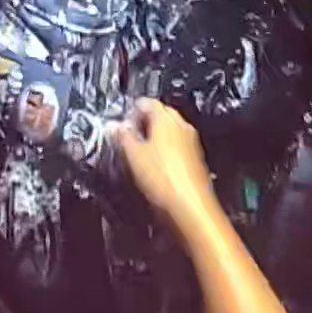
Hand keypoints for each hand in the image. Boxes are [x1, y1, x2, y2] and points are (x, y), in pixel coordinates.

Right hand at [111, 98, 220, 233]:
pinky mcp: (195, 160)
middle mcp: (181, 125)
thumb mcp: (133, 155)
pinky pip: (177, 147)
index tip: (121, 126)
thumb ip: (123, 136)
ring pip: (169, 131)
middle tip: (129, 139)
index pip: (146, 102)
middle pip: (159, 114)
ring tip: (140, 156)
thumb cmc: (165, 180)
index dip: (130, 112)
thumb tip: (116, 126)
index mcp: (166, 118)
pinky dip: (165, 153)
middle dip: (143, 124)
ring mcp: (191, 142)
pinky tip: (156, 169)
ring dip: (154, 139)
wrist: (192, 210)